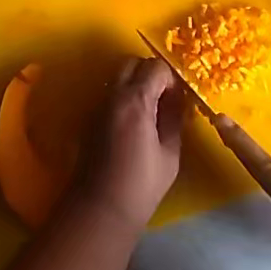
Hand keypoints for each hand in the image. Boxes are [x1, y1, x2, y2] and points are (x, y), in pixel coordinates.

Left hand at [72, 57, 185, 228]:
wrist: (100, 206)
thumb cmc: (141, 185)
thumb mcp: (169, 153)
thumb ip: (174, 118)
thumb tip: (179, 97)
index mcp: (136, 101)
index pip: (155, 67)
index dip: (170, 78)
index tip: (178, 97)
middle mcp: (114, 95)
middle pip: (133, 63)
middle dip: (151, 73)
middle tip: (165, 97)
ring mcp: (99, 103)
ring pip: (119, 75)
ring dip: (136, 82)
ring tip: (151, 110)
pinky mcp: (91, 115)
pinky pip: (111, 92)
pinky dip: (124, 95)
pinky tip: (135, 121)